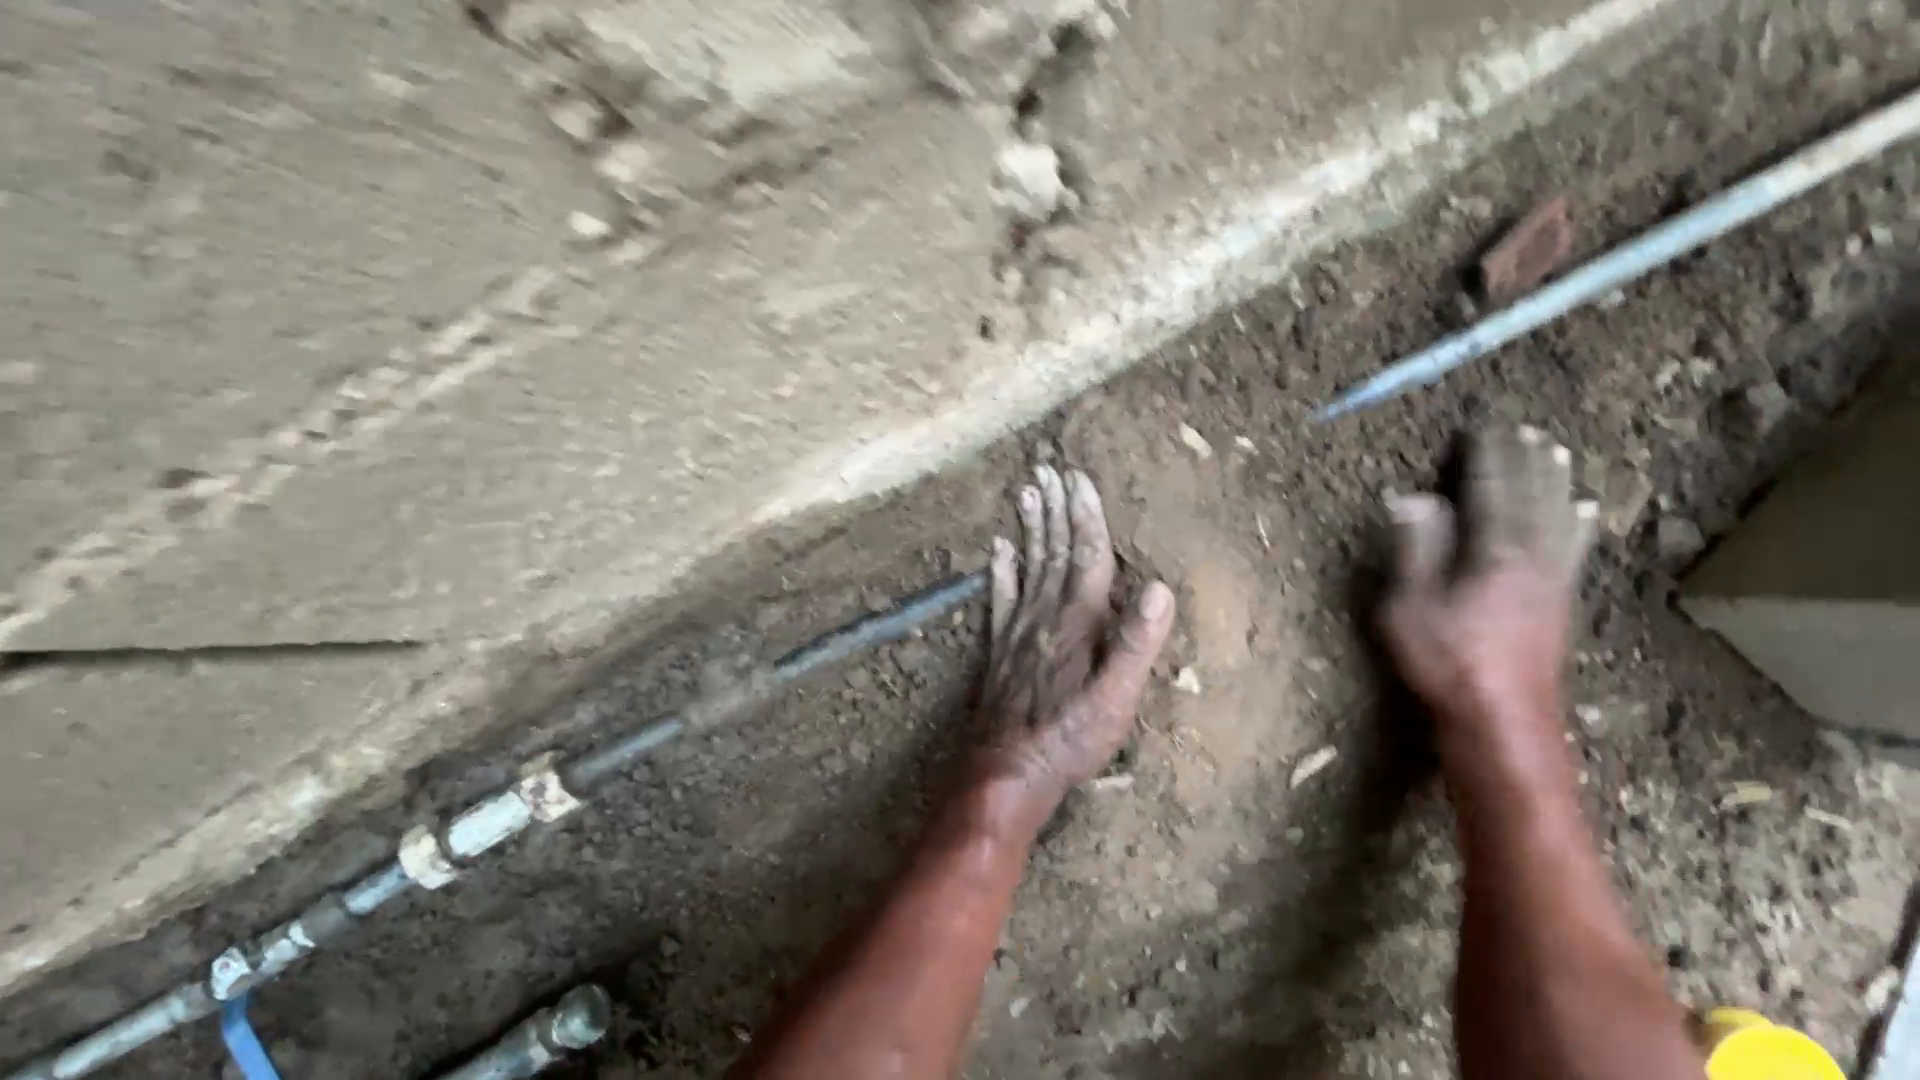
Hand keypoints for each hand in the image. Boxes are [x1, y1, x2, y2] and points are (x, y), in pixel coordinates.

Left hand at [969, 466, 1175, 824]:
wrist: (1008, 769)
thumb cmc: (1070, 738)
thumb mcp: (1117, 698)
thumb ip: (1136, 642)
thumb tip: (1159, 588)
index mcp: (1079, 622)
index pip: (1087, 556)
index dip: (1086, 516)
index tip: (1080, 479)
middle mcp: (1046, 616)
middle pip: (1054, 551)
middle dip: (1056, 509)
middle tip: (1048, 469)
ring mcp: (1019, 630)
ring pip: (1026, 566)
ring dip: (1029, 528)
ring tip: (1026, 492)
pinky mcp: (1000, 647)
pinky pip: (1000, 598)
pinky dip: (1000, 570)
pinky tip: (998, 548)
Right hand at [1378, 425, 1595, 730]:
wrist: (1504, 722)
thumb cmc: (1446, 663)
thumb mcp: (1410, 606)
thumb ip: (1415, 548)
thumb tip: (1412, 496)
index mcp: (1493, 553)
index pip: (1490, 491)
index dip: (1485, 458)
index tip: (1481, 427)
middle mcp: (1532, 558)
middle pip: (1532, 497)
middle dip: (1525, 461)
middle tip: (1524, 429)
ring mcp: (1552, 582)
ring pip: (1558, 518)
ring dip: (1555, 482)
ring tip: (1556, 452)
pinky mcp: (1560, 604)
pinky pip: (1575, 550)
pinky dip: (1579, 525)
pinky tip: (1585, 512)